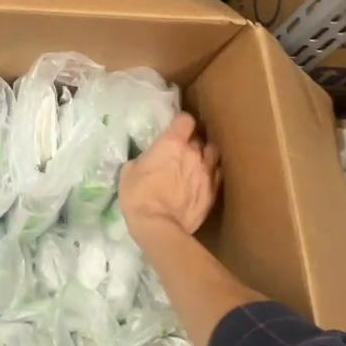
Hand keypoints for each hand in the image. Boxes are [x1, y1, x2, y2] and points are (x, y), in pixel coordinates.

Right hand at [119, 112, 220, 235]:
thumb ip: (143, 159)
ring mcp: (206, 171)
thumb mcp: (129, 172)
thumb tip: (148, 160)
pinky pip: (216, 174)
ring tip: (196, 165)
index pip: (185, 119)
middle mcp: (193, 152)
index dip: (180, 123)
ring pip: (211, 154)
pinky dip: (209, 174)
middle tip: (180, 153)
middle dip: (190, 143)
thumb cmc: (139, 196)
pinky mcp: (213, 190)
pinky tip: (201, 181)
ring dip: (204, 156)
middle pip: (198, 138)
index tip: (174, 130)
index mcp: (172, 143)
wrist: (159, 226)